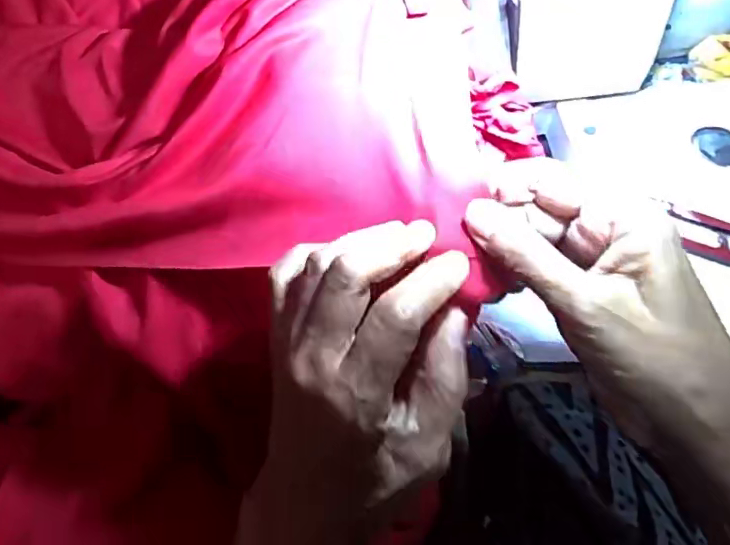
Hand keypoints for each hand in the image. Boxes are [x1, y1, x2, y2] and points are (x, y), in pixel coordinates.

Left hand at [238, 221, 472, 544]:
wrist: (304, 494)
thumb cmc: (376, 476)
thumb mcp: (428, 447)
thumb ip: (444, 378)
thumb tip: (454, 309)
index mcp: (356, 391)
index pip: (392, 316)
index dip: (429, 281)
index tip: (456, 261)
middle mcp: (312, 354)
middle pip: (344, 276)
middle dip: (389, 246)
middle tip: (424, 234)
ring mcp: (285, 335)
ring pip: (315, 264)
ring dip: (358, 240)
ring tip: (396, 234)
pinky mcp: (273, 326)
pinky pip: (286, 270)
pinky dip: (316, 249)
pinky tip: (347, 248)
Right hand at [461, 158, 729, 454]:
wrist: (702, 435)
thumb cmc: (657, 362)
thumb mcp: (586, 305)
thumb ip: (525, 254)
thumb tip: (470, 209)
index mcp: (619, 216)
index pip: (546, 178)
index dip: (502, 187)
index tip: (460, 208)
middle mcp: (602, 226)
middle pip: (531, 204)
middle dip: (493, 220)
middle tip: (454, 242)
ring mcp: (587, 256)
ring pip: (525, 233)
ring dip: (495, 246)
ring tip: (464, 262)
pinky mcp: (574, 284)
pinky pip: (529, 260)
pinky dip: (507, 268)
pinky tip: (485, 281)